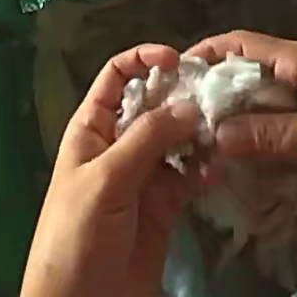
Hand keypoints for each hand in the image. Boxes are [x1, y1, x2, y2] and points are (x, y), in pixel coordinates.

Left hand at [21, 44, 201, 296]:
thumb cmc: (76, 237)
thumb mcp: (106, 179)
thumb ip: (147, 137)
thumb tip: (190, 105)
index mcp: (95, 127)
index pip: (118, 74)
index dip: (144, 59)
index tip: (177, 59)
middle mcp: (120, 142)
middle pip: (156, 102)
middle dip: (183, 97)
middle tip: (213, 100)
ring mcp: (143, 172)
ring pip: (177, 136)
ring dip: (199, 133)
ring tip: (220, 137)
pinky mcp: (164, 202)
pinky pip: (189, 173)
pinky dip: (204, 169)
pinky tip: (216, 171)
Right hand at [186, 30, 296, 220]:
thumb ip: (270, 133)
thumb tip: (213, 133)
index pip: (244, 44)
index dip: (209, 51)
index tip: (174, 71)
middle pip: (247, 73)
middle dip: (213, 89)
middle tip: (177, 115)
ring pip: (258, 104)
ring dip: (231, 118)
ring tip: (195, 139)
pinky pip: (273, 128)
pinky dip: (252, 139)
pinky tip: (232, 160)